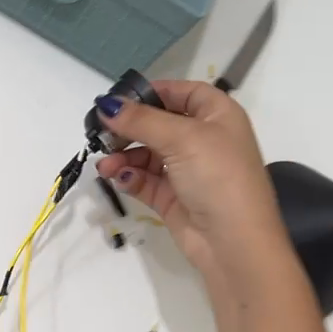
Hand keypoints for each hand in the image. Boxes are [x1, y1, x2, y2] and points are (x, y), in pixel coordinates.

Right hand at [94, 80, 287, 274]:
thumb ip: (142, 121)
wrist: (231, 239)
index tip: (119, 100)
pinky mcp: (171, 197)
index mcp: (217, 115)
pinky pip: (144, 181)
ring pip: (147, 155)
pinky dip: (129, 177)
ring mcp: (186, 171)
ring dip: (124, 156)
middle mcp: (202, 140)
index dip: (153, 93)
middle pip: (159, 125)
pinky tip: (116, 177)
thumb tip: (106, 105)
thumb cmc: (217, 176)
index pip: (182, 93)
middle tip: (101, 134)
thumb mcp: (183, 138)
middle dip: (130, 129)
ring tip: (104, 165)